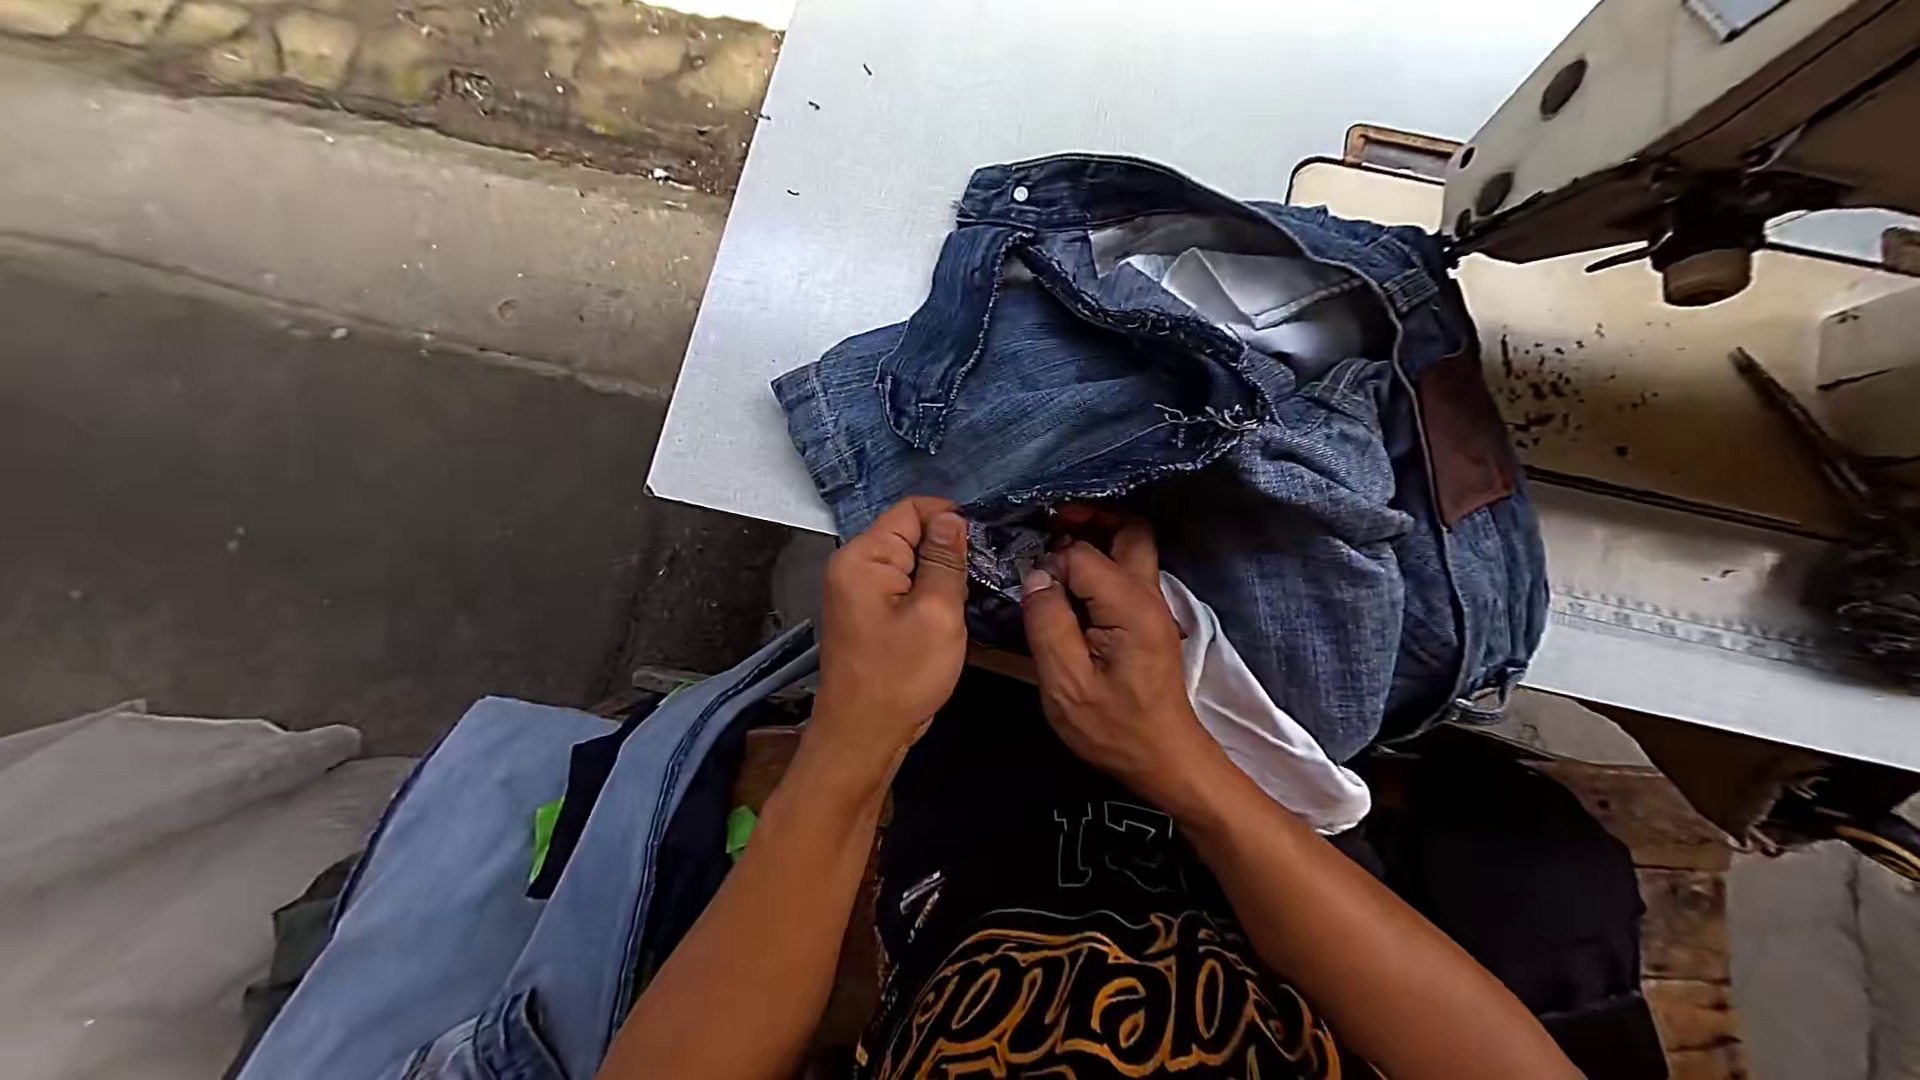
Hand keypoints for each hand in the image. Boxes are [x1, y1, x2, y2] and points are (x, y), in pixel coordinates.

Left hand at [809, 496, 970, 784]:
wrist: (863, 736)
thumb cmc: (901, 676)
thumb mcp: (937, 612)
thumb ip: (945, 559)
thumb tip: (952, 518)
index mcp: (863, 557)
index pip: (910, 510)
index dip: (949, 517)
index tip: (983, 540)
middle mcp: (853, 565)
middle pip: (909, 533)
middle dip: (945, 549)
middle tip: (977, 577)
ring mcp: (858, 591)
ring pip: (909, 562)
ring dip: (938, 574)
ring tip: (963, 599)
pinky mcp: (868, 613)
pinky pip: (903, 586)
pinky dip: (927, 593)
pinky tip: (944, 614)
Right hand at [1020, 515, 1228, 815]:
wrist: (1164, 757)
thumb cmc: (1114, 727)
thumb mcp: (1066, 684)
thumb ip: (1047, 623)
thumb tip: (1037, 575)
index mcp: (1130, 607)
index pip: (1083, 556)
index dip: (1052, 562)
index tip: (1031, 583)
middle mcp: (1149, 595)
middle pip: (1129, 528)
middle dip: (1090, 516)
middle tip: (1051, 523)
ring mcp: (1155, 604)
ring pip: (1133, 543)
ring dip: (1098, 532)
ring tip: (1057, 540)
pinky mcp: (1150, 616)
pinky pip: (1129, 566)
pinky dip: (1103, 555)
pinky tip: (1072, 574)